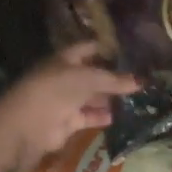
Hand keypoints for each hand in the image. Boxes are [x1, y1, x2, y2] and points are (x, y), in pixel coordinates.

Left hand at [0, 43, 141, 154]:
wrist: (31, 123)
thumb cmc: (57, 89)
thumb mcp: (89, 78)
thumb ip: (114, 80)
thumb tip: (140, 81)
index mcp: (65, 59)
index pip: (88, 48)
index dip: (106, 48)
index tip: (130, 52)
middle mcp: (65, 77)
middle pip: (92, 74)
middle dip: (112, 76)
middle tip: (140, 78)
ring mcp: (65, 100)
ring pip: (92, 97)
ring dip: (109, 98)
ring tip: (136, 98)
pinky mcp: (68, 121)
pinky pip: (89, 116)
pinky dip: (102, 116)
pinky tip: (120, 116)